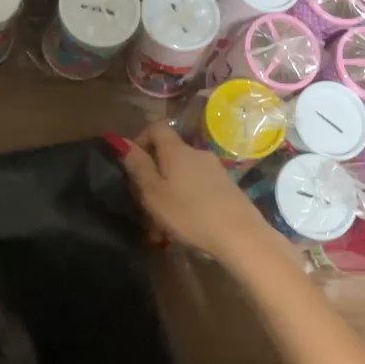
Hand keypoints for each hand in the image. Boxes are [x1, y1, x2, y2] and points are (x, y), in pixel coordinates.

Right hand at [114, 122, 278, 262]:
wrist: (239, 235)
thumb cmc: (189, 214)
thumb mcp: (154, 194)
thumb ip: (138, 167)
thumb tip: (124, 142)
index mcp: (177, 151)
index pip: (156, 128)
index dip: (141, 140)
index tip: (132, 165)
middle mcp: (197, 153)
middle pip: (168, 156)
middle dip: (153, 178)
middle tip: (144, 207)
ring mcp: (215, 170)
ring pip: (182, 177)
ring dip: (168, 197)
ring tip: (162, 230)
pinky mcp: (226, 187)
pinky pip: (197, 189)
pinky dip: (186, 204)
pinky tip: (184, 229)